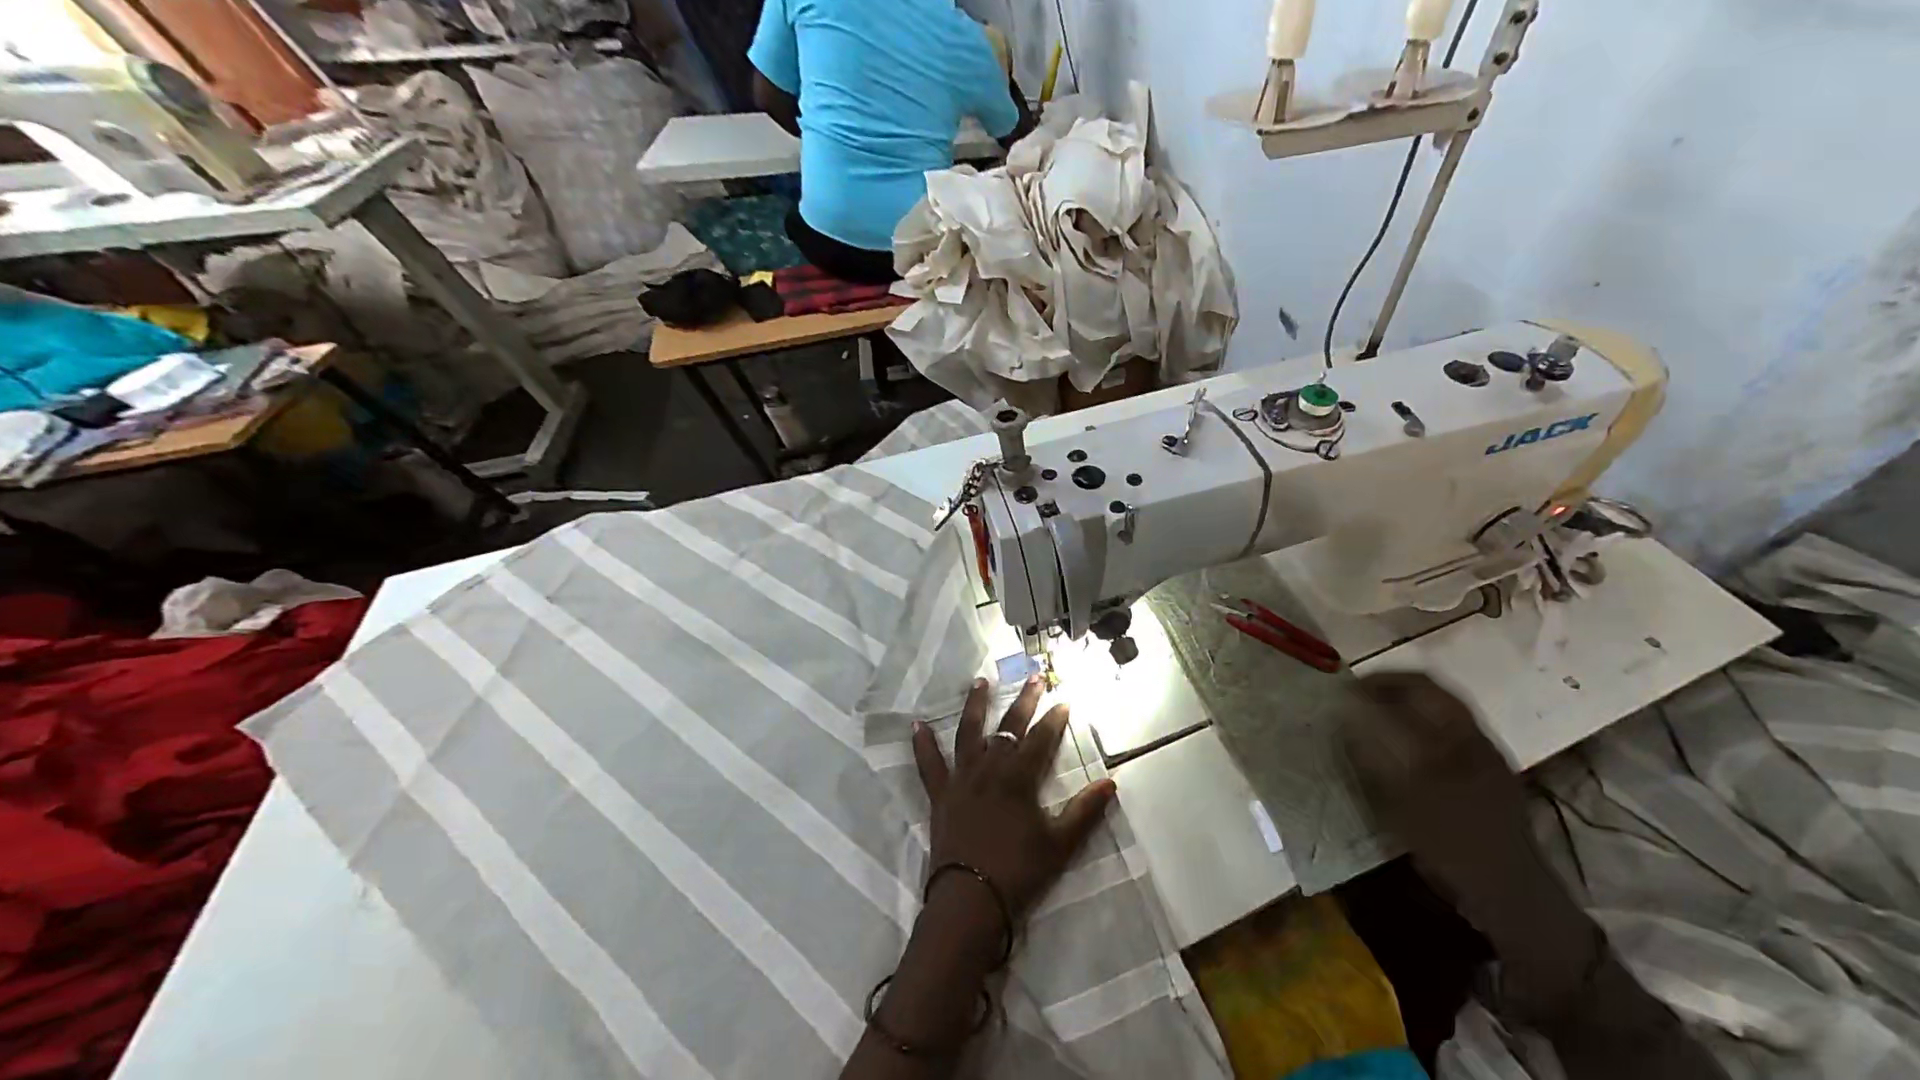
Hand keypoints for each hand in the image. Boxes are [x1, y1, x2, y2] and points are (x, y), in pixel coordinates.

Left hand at [911, 676, 1117, 919]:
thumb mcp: (1061, 844)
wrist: (970, 898)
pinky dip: (922, 745)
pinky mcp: (940, 794)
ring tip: (980, 682)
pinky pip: (928, 765)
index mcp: (1019, 778)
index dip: (1054, 719)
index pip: (1041, 739)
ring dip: (975, 706)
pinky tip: (916, 725)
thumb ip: (1085, 811)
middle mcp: (989, 768)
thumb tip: (1111, 783)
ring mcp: (961, 779)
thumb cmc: (1020, 871)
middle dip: (1024, 701)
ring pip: (968, 733)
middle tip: (1034, 677)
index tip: (1064, 700)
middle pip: (1008, 726)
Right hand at [1342, 674, 1591, 972]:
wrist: (1508, 895)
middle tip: (1354, 701)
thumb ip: (1372, 749)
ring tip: (1367, 723)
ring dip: (1401, 712)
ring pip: (1437, 718)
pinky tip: (1393, 753)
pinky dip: (1413, 734)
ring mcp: (1483, 761)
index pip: (1421, 685)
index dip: (1382, 680)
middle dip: (1390, 693)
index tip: (1347, 687)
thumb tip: (1344, 711)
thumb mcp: (1403, 796)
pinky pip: (1442, 740)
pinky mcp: (1482, 782)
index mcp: (1463, 736)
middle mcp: (1476, 740)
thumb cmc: (1454, 843)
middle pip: (1431, 697)